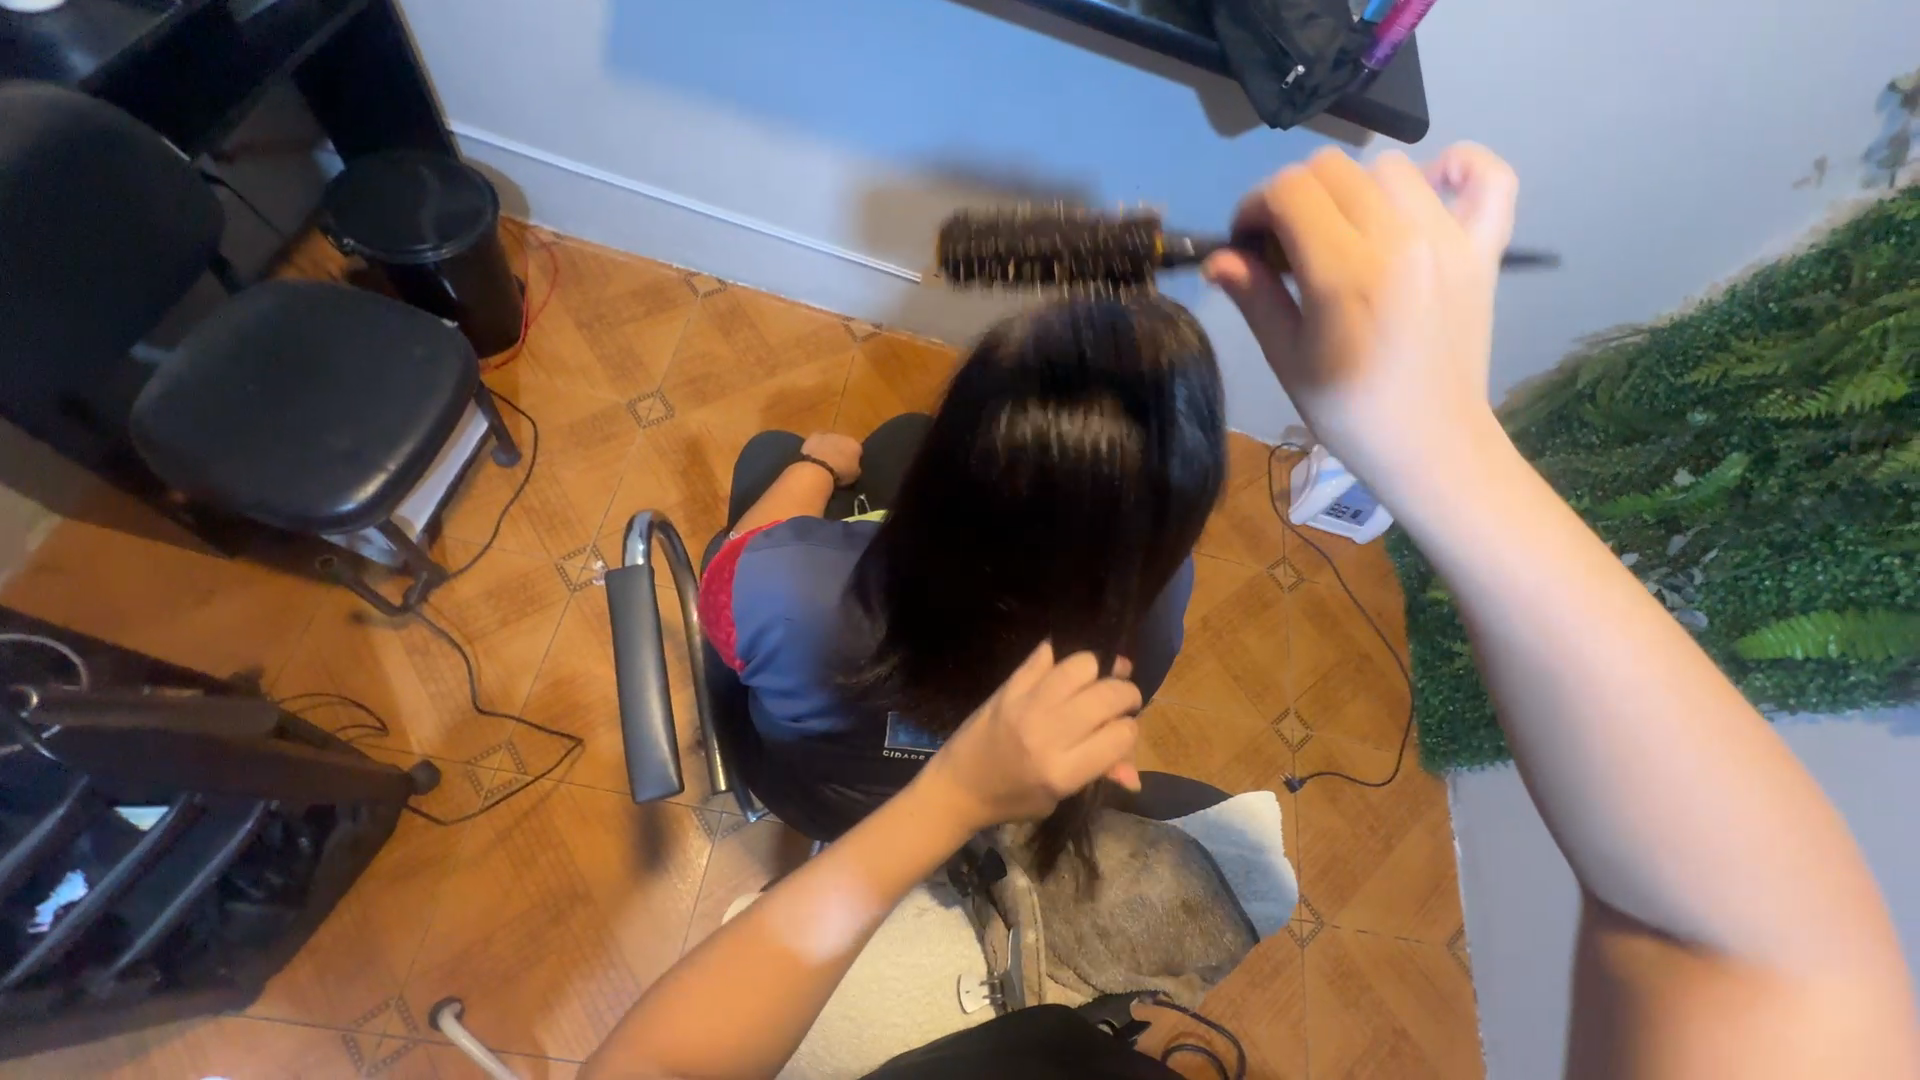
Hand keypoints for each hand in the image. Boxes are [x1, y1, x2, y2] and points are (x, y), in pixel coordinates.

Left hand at [800, 433, 861, 486]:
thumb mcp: (854, 475)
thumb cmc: (840, 473)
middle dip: (841, 451)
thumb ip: (856, 468)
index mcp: (855, 446)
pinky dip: (817, 445)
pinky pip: (818, 440)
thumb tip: (854, 466)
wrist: (819, 468)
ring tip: (824, 460)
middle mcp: (844, 437)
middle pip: (844, 443)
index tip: (849, 466)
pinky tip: (814, 454)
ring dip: (829, 447)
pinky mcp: (815, 435)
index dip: (853, 459)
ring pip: (831, 440)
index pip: (858, 451)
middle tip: (836, 463)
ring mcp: (828, 435)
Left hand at [914, 643, 1142, 832]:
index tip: (1121, 729)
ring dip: (1096, 670)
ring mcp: (1026, 705)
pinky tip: (1064, 670)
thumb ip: (1096, 776)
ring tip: (1092, 682)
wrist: (957, 786)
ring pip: (1081, 665)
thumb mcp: (1058, 799)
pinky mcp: (1008, 686)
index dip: (1130, 729)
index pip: (1121, 735)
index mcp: (1063, 771)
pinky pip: (1044, 654)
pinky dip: (1059, 657)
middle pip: (1108, 695)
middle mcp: (1048, 734)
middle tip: (1119, 700)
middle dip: (1125, 693)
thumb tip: (1134, 775)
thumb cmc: (1012, 799)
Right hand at [1204, 143, 1517, 488]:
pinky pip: (1486, 173)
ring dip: (1352, 190)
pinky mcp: (1485, 246)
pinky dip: (1454, 167)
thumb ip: (1255, 297)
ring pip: (1389, 167)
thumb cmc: (1346, 410)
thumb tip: (1217, 258)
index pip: (1290, 192)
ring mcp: (1451, 238)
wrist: (1429, 441)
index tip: (1247, 242)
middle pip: (1333, 170)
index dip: (1255, 207)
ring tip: (1343, 234)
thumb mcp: (1287, 358)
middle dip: (1293, 197)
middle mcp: (1401, 241)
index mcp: (1345, 275)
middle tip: (1285, 244)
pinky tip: (1426, 190)